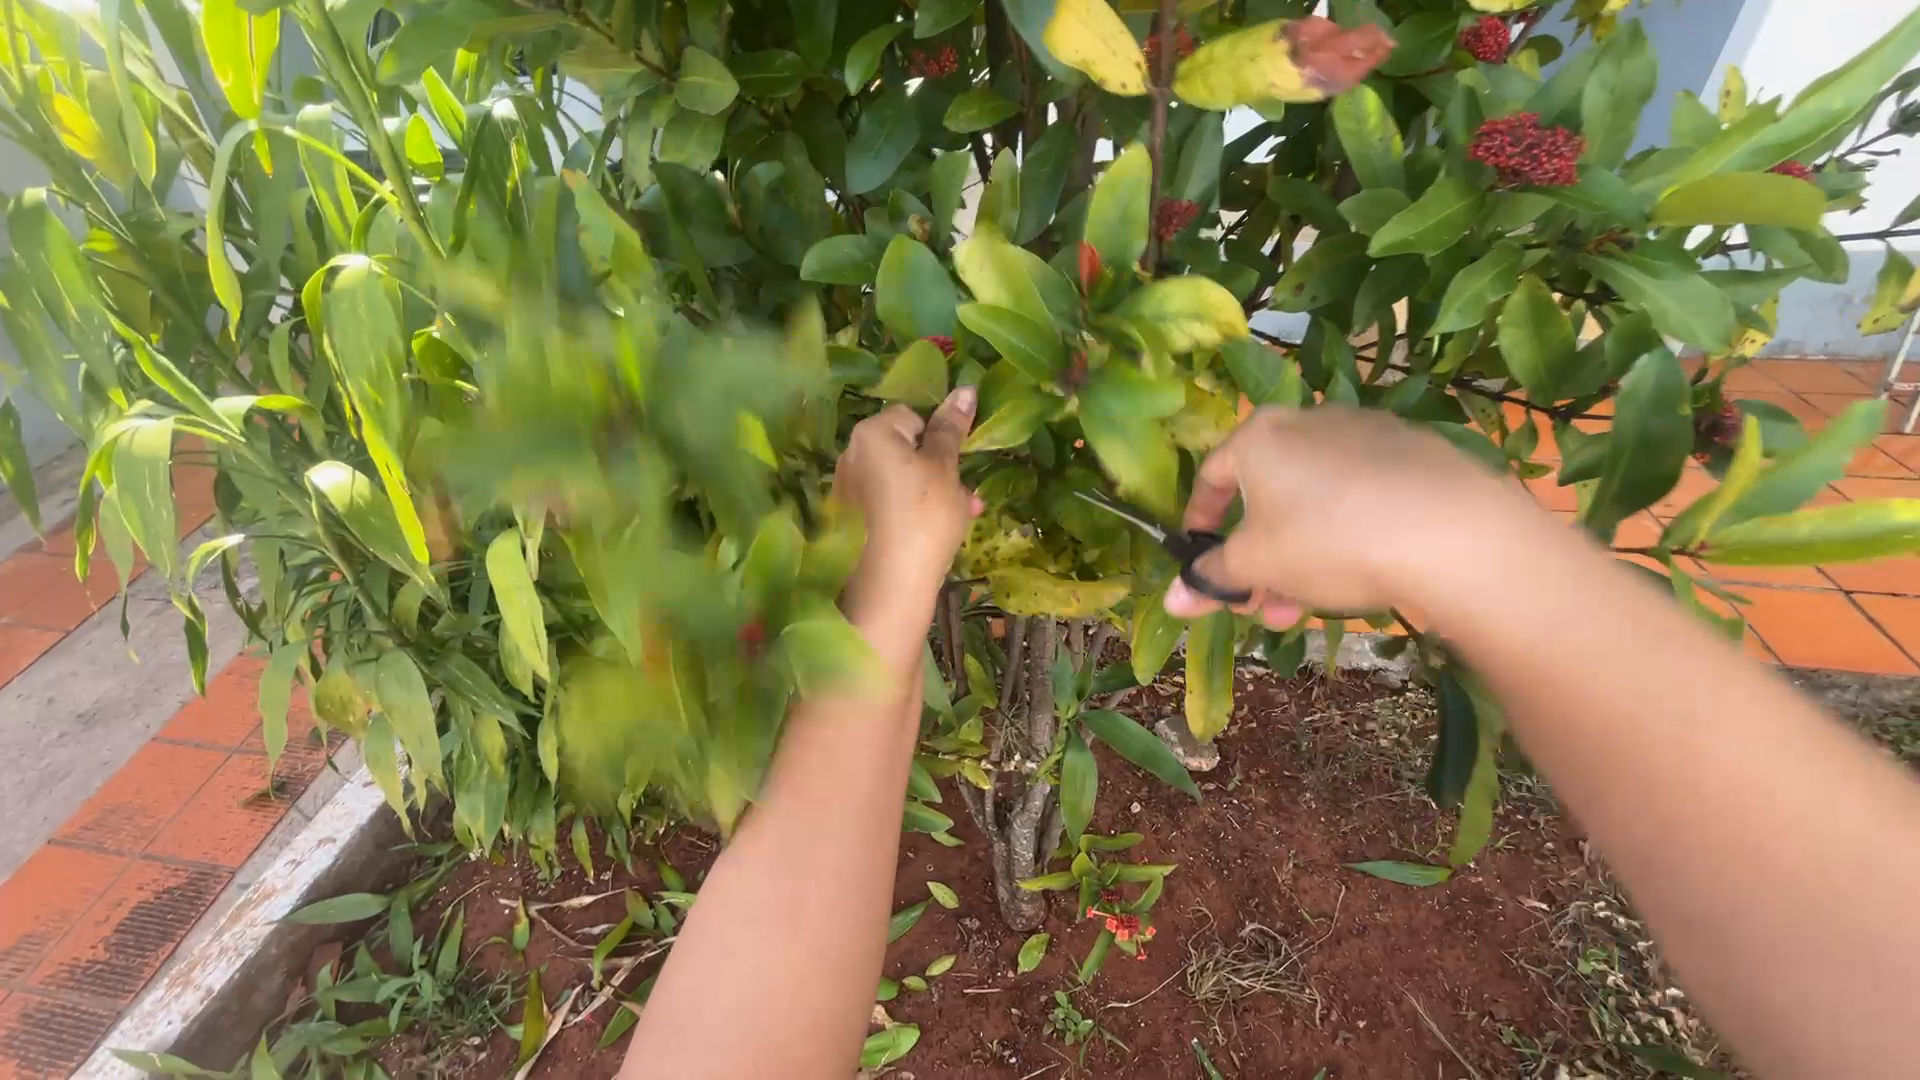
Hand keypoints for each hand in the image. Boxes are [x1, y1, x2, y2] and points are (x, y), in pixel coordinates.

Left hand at [834, 387, 982, 605]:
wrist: (888, 588)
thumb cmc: (923, 517)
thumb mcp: (945, 469)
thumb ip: (952, 429)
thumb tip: (966, 389)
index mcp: (871, 434)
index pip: (912, 416)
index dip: (938, 437)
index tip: (956, 465)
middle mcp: (850, 456)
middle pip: (904, 449)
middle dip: (937, 468)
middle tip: (964, 494)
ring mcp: (846, 491)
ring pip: (899, 480)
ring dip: (931, 492)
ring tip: (961, 516)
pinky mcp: (849, 522)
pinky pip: (887, 505)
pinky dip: (911, 513)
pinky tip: (936, 534)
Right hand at [1165, 405, 1539, 624]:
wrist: (1453, 533)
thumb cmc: (1326, 539)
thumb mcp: (1256, 565)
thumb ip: (1210, 578)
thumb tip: (1172, 600)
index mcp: (1259, 436)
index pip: (1209, 477)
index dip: (1198, 523)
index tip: (1200, 559)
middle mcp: (1307, 421)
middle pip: (1264, 494)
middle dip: (1255, 557)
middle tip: (1257, 602)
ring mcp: (1365, 433)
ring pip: (1311, 500)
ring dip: (1296, 554)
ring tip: (1304, 606)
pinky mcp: (1414, 453)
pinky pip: (1358, 495)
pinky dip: (1343, 531)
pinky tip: (1359, 569)